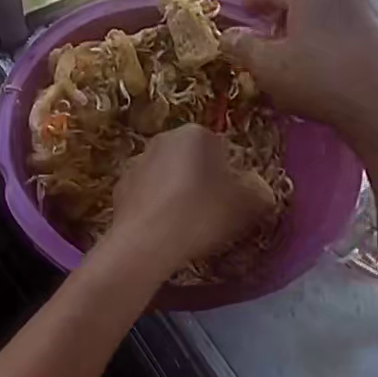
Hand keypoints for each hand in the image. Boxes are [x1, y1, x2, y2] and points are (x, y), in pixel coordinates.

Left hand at [104, 124, 275, 274]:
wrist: (147, 243)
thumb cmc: (202, 214)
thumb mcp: (248, 204)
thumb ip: (259, 190)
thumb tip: (258, 189)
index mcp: (194, 133)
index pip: (221, 149)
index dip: (231, 176)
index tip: (232, 201)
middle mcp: (161, 140)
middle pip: (191, 162)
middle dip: (201, 182)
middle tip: (211, 213)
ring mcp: (135, 164)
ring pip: (166, 179)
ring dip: (176, 195)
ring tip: (186, 226)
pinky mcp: (118, 191)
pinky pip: (146, 198)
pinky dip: (155, 210)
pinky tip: (162, 231)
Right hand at [221, 0, 377, 133]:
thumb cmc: (318, 77)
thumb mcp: (266, 66)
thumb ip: (242, 47)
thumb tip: (228, 36)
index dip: (251, 0)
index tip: (242, 11)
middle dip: (281, 12)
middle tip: (267, 35)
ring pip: (327, 6)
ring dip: (308, 23)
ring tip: (296, 50)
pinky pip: (348, 21)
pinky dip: (330, 33)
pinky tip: (325, 58)